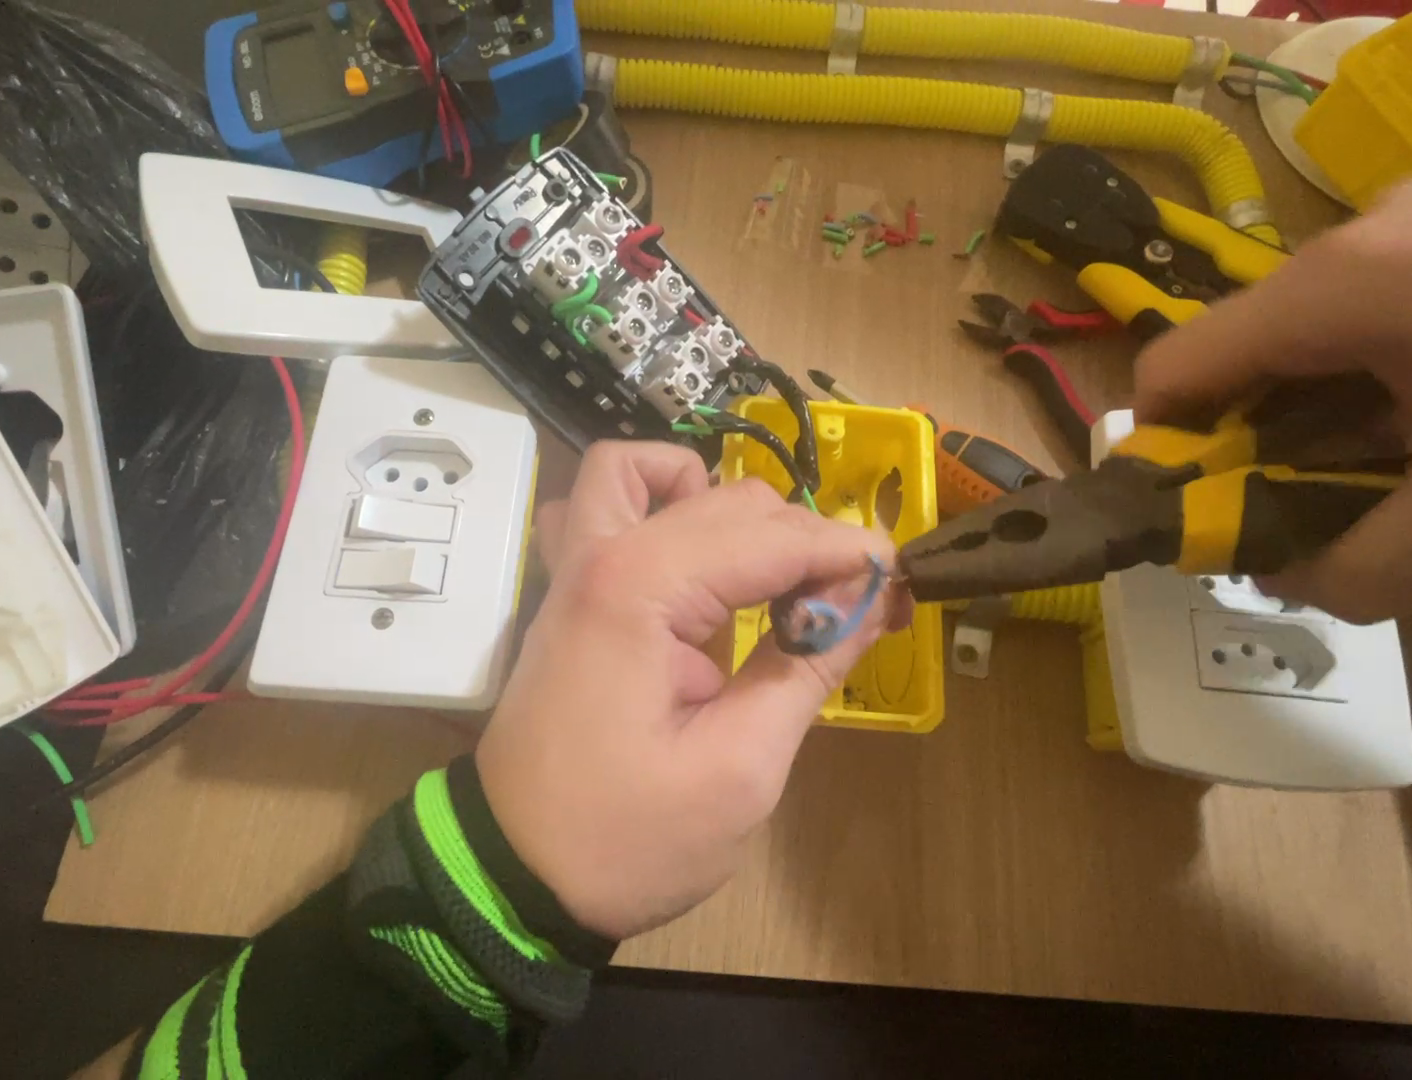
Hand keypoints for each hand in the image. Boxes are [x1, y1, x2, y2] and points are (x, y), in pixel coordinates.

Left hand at [475, 441, 909, 939]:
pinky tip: (691, 555)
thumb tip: (869, 599)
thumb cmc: (625, 838)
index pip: (768, 536)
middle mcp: (599, 553)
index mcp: (640, 589)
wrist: (514, 875)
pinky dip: (653, 502)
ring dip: (722, 503)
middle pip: (725, 501)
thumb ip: (806, 670)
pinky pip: (600, 506)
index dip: (844, 551)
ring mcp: (572, 568)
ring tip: (769, 565)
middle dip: (801, 538)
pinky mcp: (568, 593)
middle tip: (847, 602)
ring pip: (650, 475)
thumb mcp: (738, 768)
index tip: (897, 581)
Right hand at [1135, 144, 1411, 621]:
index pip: (1171, 373)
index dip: (1165, 452)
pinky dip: (1383, 364)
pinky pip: (1379, 299)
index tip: (1210, 512)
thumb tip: (1282, 583)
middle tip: (1332, 500)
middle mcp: (1359, 236)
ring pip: (1311, 331)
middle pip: (1242, 357)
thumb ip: (1366, 566)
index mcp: (1338, 290)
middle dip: (1260, 441)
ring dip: (1327, 407)